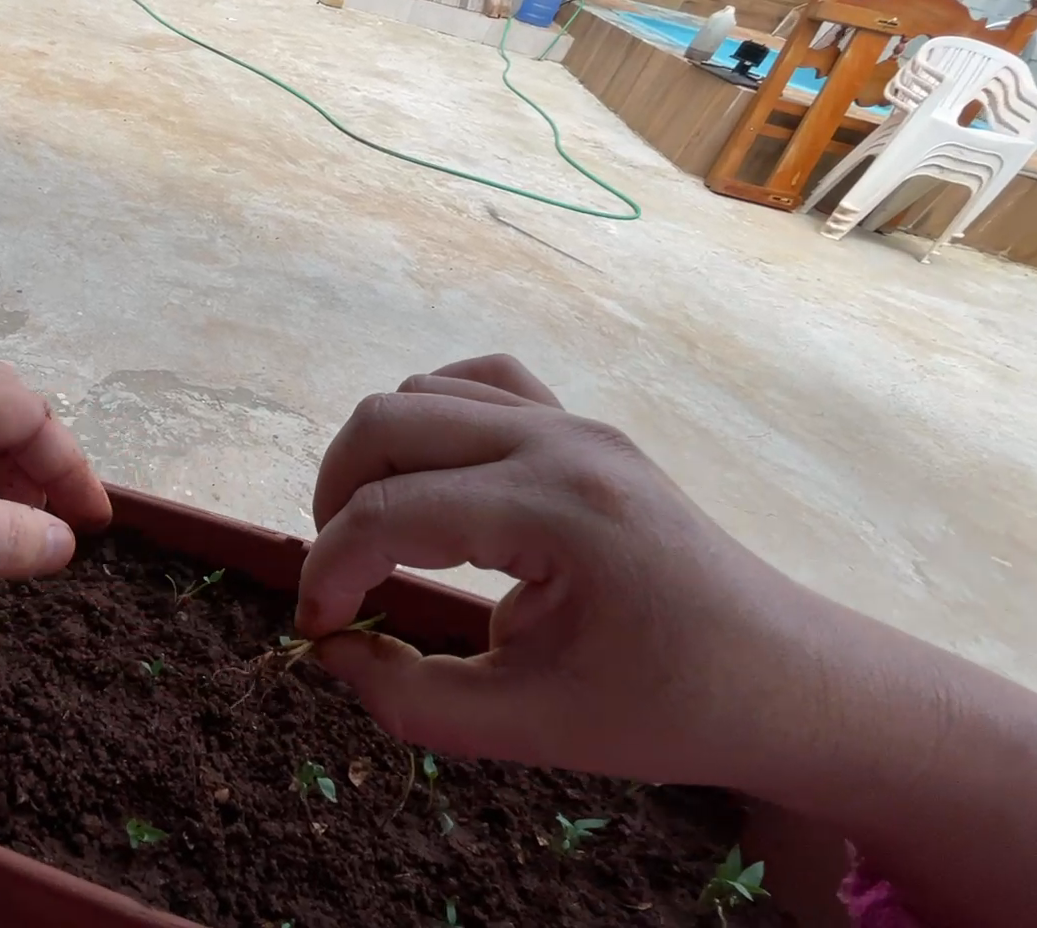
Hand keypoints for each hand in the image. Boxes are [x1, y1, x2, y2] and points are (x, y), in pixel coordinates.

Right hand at [296, 355, 827, 788]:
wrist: (792, 680)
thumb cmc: (670, 709)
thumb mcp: (530, 729)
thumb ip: (407, 699)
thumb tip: (327, 650)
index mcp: (552, 510)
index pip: (387, 516)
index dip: (328, 573)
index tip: (318, 627)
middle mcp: (555, 441)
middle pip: (383, 425)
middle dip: (333, 500)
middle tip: (342, 571)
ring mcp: (569, 420)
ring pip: (416, 394)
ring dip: (372, 460)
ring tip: (380, 528)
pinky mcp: (574, 422)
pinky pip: (471, 382)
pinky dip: (426, 417)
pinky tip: (431, 472)